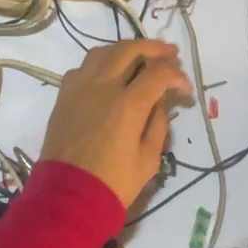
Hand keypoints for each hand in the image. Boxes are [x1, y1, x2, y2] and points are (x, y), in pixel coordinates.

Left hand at [40, 40, 193, 205]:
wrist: (68, 198)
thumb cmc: (113, 184)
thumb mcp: (148, 160)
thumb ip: (157, 124)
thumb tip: (159, 102)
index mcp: (127, 104)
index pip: (159, 73)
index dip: (177, 76)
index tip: (184, 90)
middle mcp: (101, 87)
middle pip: (129, 50)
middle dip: (153, 49)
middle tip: (169, 54)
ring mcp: (78, 89)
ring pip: (102, 52)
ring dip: (125, 50)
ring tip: (139, 58)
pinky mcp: (63, 97)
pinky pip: (83, 68)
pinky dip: (100, 64)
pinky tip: (109, 75)